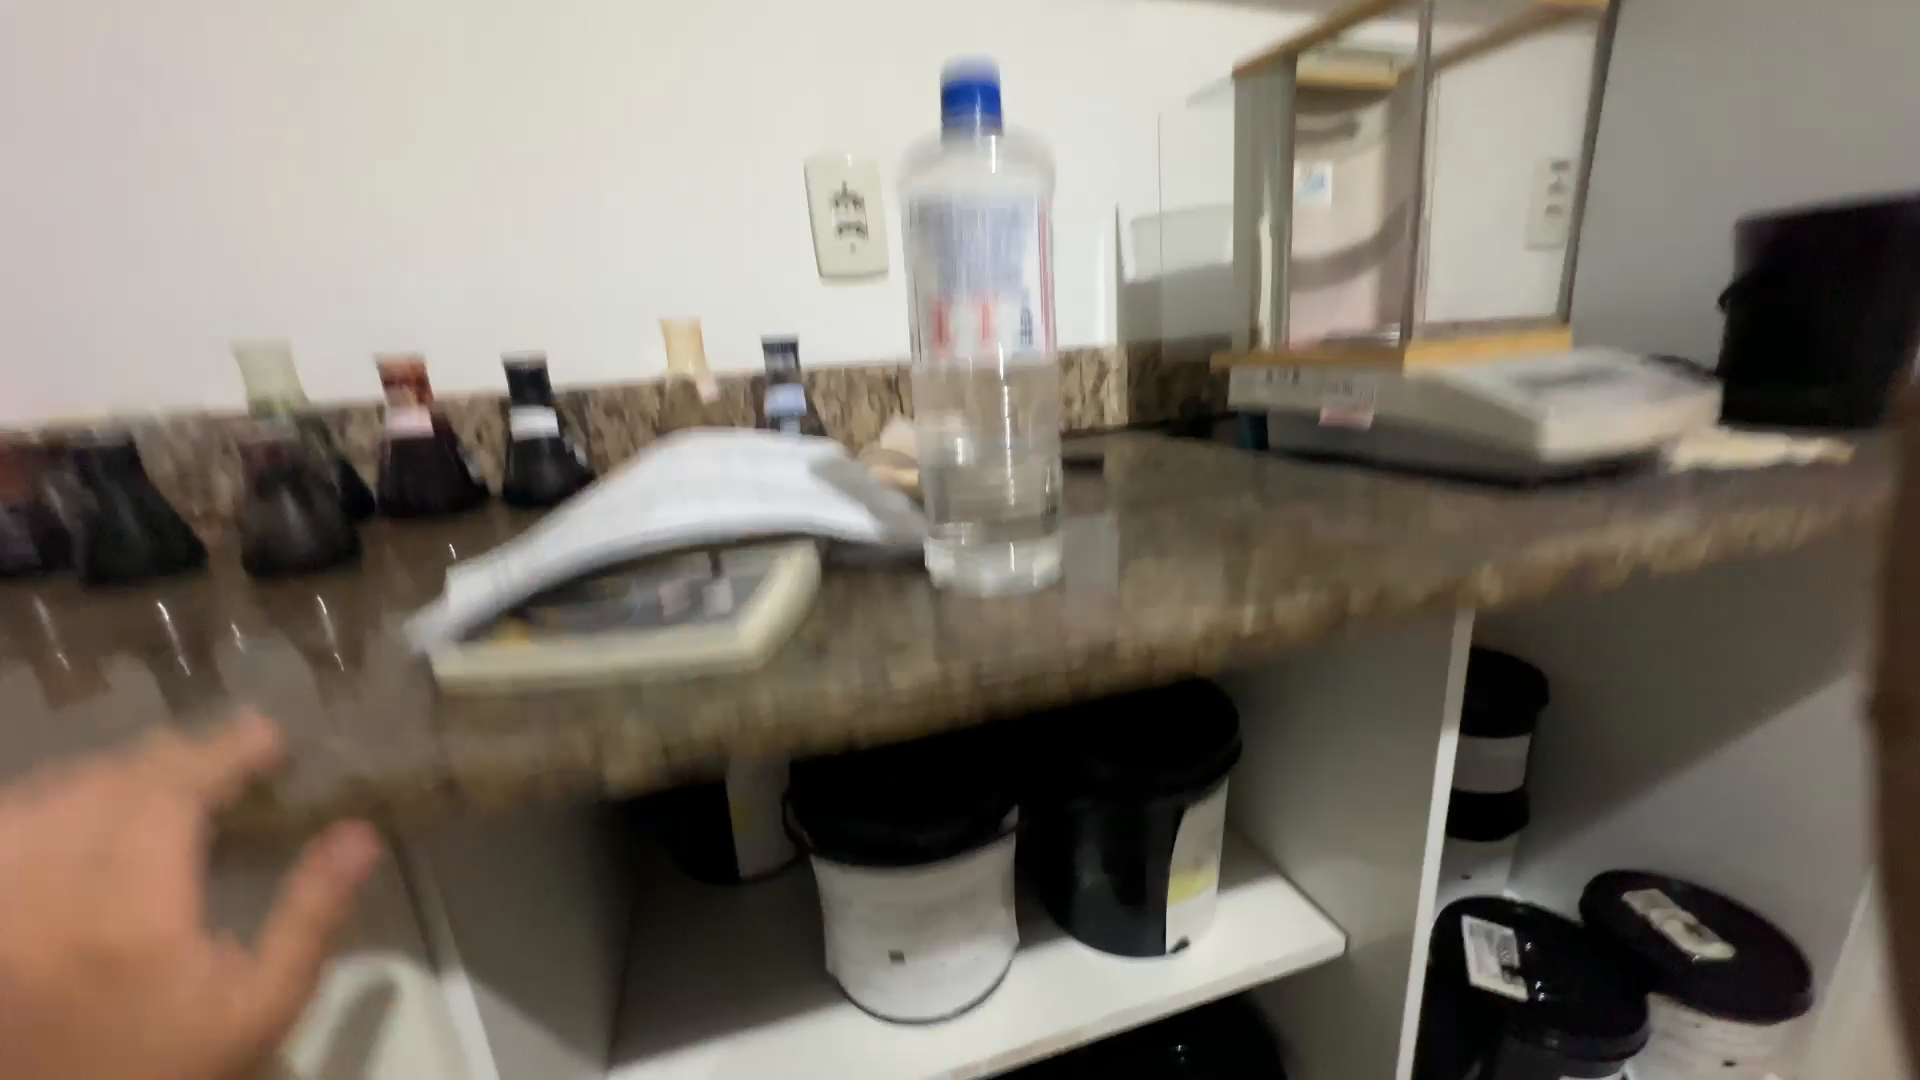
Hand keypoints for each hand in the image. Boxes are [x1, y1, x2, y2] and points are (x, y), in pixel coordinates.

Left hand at [0, 711, 382, 1079]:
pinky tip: (86, 809)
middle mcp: (39, 909)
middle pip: (99, 790)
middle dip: (172, 756)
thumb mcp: (267, 1001)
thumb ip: (312, 915)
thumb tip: (360, 832)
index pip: (164, 799)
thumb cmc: (177, 1061)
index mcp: (123, 921)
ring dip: (109, 775)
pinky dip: (45, 807)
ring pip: (36, 806)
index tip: (269, 735)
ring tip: (167, 773)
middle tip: (231, 750)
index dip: (219, 753)